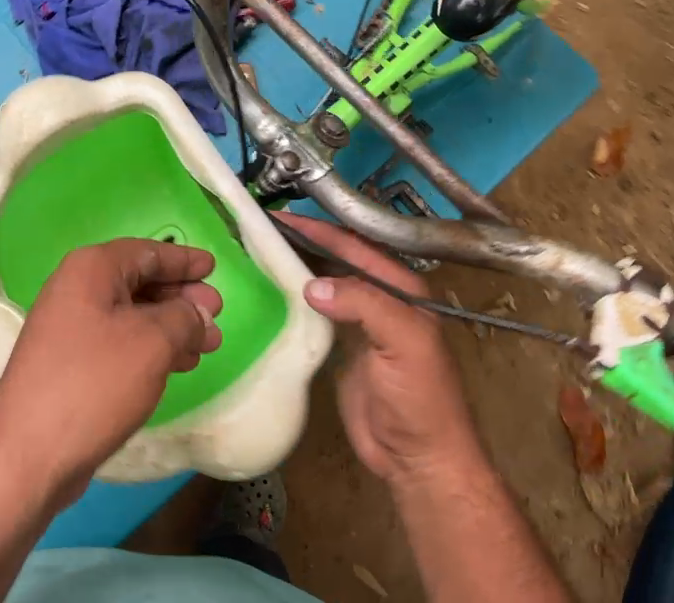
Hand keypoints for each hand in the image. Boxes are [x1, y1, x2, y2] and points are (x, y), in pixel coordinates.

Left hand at [0, 239, 222, 505]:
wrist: (29, 451)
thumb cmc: (94, 382)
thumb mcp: (152, 342)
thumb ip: (183, 319)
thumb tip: (197, 313)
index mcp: (91, 269)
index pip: (147, 252)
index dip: (183, 260)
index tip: (213, 266)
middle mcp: (76, 289)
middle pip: (139, 282)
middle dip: (181, 297)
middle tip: (218, 312)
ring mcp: (69, 328)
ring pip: (132, 316)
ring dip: (172, 327)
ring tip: (209, 345)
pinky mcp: (70, 363)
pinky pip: (120, 342)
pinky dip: (151, 348)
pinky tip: (178, 365)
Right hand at [282, 214, 483, 485]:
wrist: (416, 457)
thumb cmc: (420, 400)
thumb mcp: (404, 343)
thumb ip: (365, 305)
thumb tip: (312, 284)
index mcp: (401, 287)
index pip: (353, 245)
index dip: (317, 229)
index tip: (278, 217)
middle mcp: (379, 296)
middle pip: (334, 257)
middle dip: (300, 240)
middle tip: (257, 228)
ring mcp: (357, 321)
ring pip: (322, 280)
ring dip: (293, 265)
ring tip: (254, 249)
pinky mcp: (339, 344)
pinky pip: (312, 310)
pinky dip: (291, 295)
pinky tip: (266, 288)